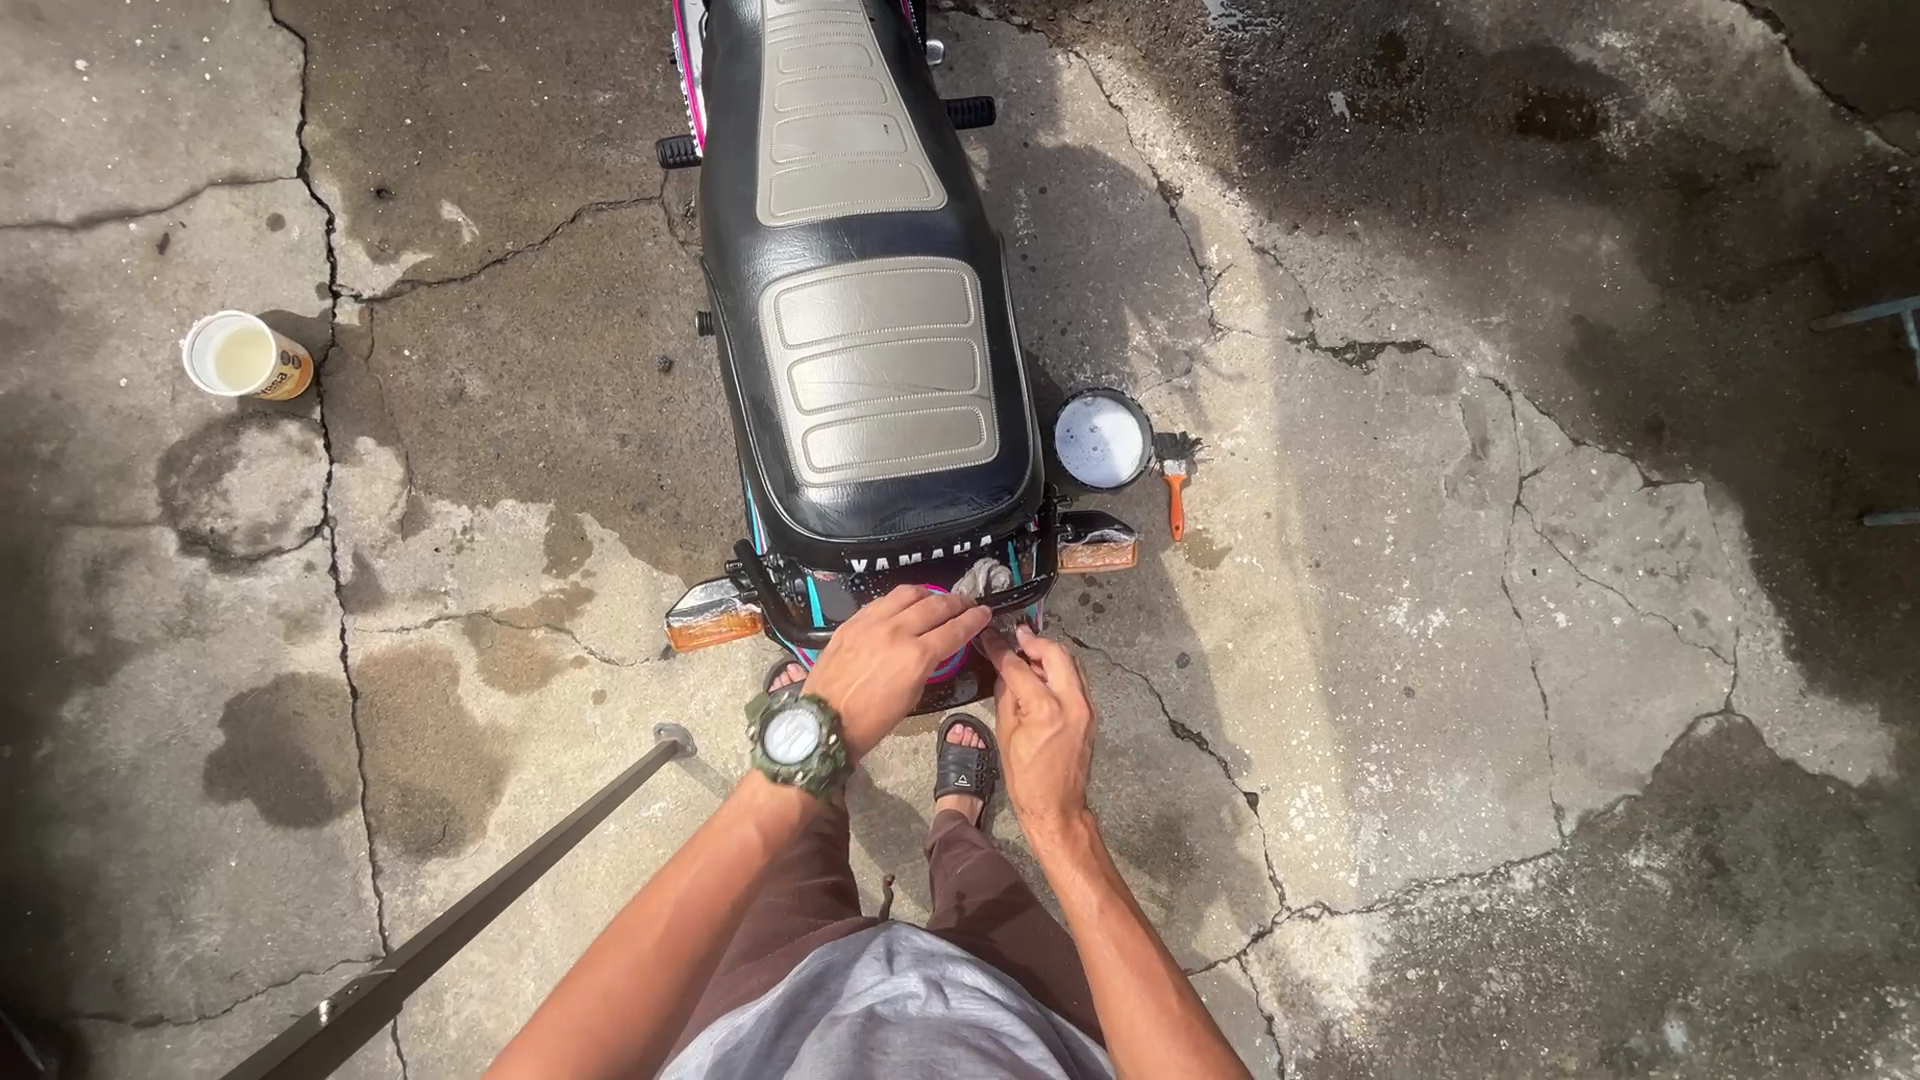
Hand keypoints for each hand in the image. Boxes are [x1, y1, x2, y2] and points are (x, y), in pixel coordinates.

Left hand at [802, 585, 991, 761]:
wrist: (825, 721)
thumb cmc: (872, 721)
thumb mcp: (911, 697)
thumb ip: (926, 666)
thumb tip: (933, 649)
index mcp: (916, 657)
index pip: (954, 630)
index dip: (974, 620)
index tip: (985, 612)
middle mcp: (896, 632)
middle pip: (935, 606)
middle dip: (957, 602)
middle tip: (967, 603)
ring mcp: (872, 623)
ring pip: (908, 594)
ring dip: (929, 594)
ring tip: (937, 598)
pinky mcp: (853, 621)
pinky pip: (882, 600)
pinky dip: (900, 599)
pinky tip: (904, 604)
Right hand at [977, 625, 1096, 838]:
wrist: (1057, 806)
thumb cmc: (1025, 778)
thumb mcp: (1005, 733)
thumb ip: (1007, 693)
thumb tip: (1005, 667)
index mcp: (1045, 709)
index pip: (1019, 666)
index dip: (1001, 649)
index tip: (990, 637)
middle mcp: (1072, 702)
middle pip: (1055, 652)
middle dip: (1033, 641)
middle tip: (1015, 638)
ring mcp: (1087, 706)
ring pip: (1071, 661)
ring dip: (1049, 652)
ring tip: (1027, 653)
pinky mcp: (1091, 712)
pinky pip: (1077, 678)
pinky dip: (1060, 668)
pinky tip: (1043, 673)